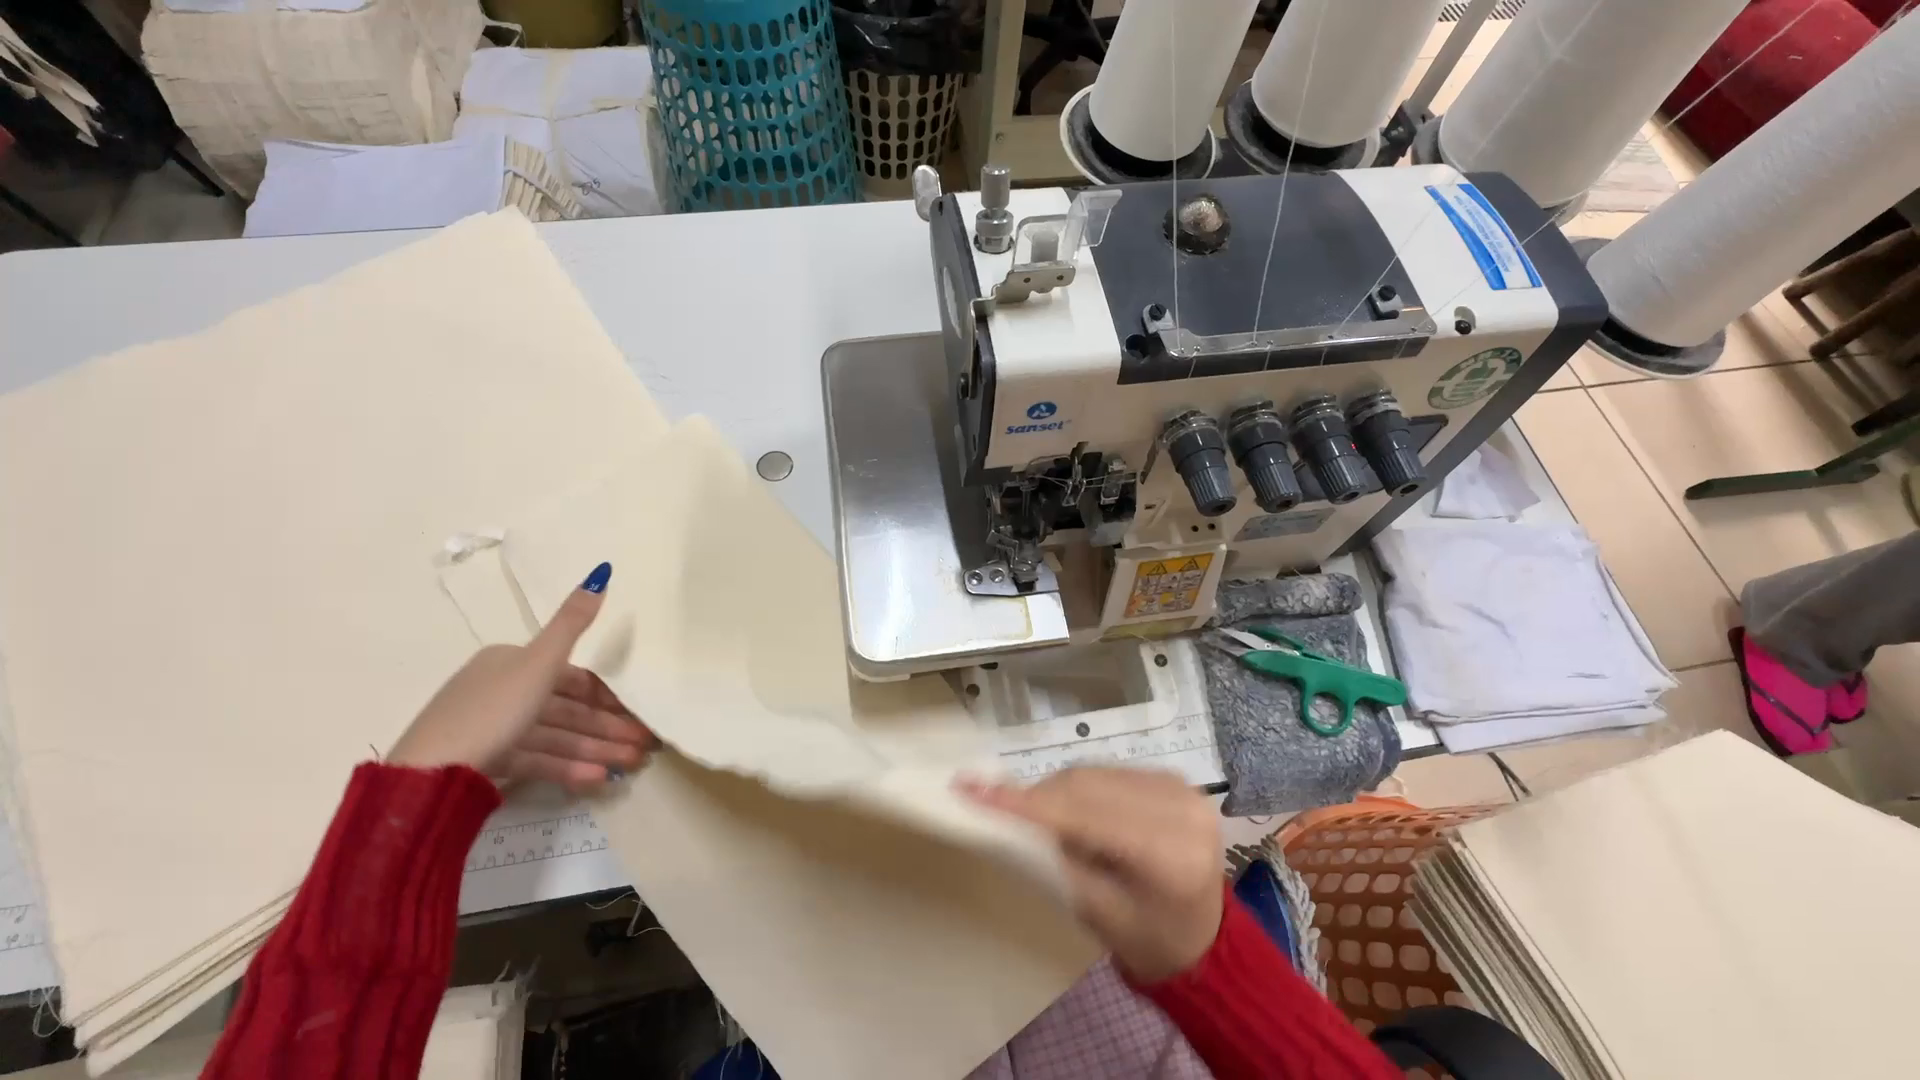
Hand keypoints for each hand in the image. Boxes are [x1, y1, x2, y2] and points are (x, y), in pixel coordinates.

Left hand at [390, 562, 654, 791]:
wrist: (433, 771)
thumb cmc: (493, 708)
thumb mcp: (539, 662)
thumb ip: (572, 624)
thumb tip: (602, 572)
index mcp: (509, 662)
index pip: (568, 676)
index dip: (604, 693)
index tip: (635, 711)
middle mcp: (501, 690)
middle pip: (565, 708)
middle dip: (607, 727)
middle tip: (644, 745)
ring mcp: (494, 729)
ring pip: (555, 737)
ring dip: (595, 750)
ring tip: (630, 766)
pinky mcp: (488, 761)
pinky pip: (537, 760)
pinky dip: (567, 768)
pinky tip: (597, 780)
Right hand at [960, 767, 1222, 983]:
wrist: (1205, 939)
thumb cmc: (1149, 940)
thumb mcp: (1097, 912)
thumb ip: (1057, 860)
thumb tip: (1010, 817)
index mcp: (1169, 853)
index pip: (1085, 815)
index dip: (1026, 803)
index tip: (971, 790)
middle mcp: (1182, 808)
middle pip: (1087, 785)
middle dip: (1036, 796)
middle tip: (991, 803)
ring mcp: (1182, 787)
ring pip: (1094, 773)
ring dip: (1056, 790)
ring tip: (1033, 815)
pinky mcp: (1175, 779)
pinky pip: (1110, 772)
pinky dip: (1080, 788)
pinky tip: (1070, 810)